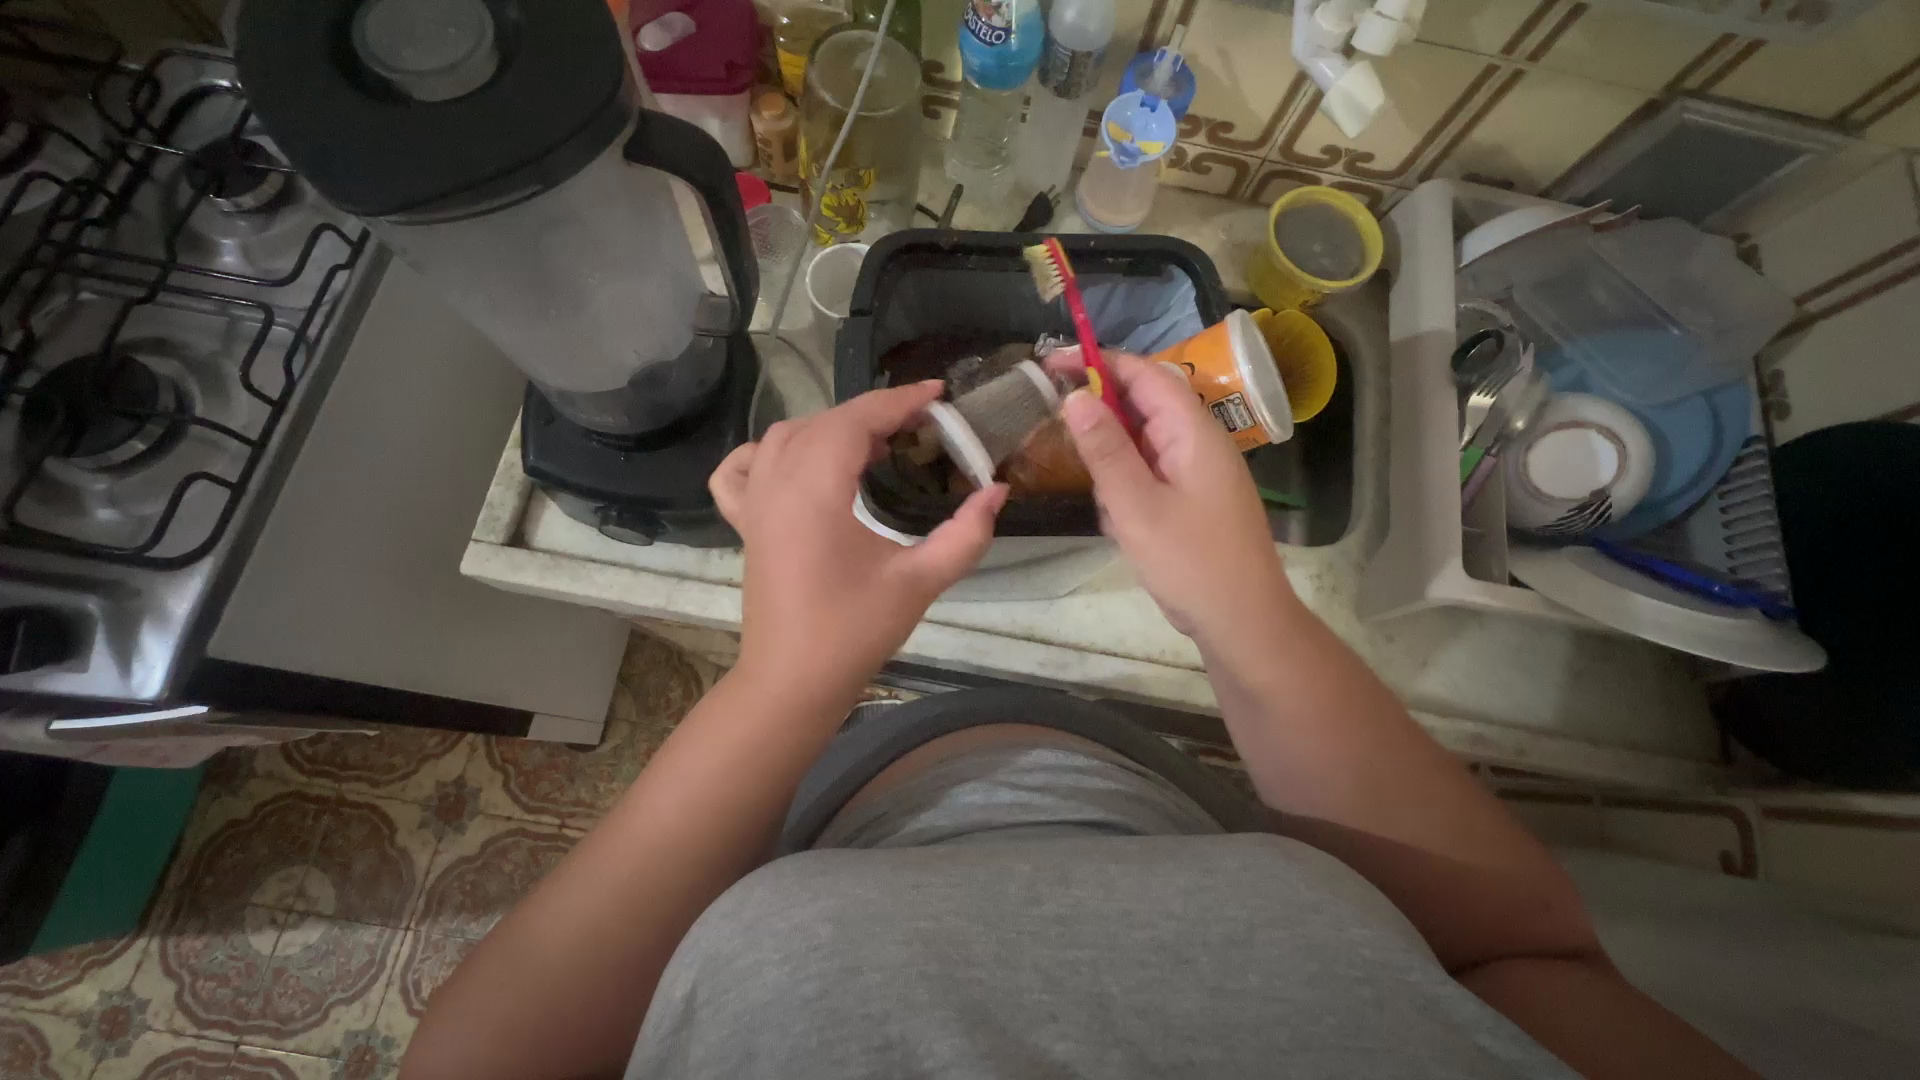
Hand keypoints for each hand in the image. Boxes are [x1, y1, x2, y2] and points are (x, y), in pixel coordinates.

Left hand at [709, 381, 1007, 702]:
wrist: (792, 681)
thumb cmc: (854, 632)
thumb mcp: (919, 582)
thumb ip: (965, 535)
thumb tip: (997, 491)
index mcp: (814, 491)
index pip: (856, 421)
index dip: (900, 401)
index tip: (939, 395)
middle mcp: (776, 484)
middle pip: (824, 422)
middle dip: (874, 414)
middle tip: (921, 426)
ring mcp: (753, 503)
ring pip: (786, 435)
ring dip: (832, 427)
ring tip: (874, 444)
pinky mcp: (745, 524)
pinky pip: (744, 468)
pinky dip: (771, 451)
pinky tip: (797, 461)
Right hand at [1047, 348, 1292, 643]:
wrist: (1243, 622)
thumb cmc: (1191, 562)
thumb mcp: (1136, 506)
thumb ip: (1105, 450)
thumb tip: (1075, 397)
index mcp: (1193, 432)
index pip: (1144, 374)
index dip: (1097, 362)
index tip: (1051, 363)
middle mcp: (1199, 443)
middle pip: (1143, 406)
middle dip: (1100, 417)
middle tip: (1058, 432)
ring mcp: (1198, 472)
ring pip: (1142, 445)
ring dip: (1113, 464)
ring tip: (1106, 507)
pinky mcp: (1192, 500)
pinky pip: (1150, 476)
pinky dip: (1127, 491)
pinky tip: (1121, 524)